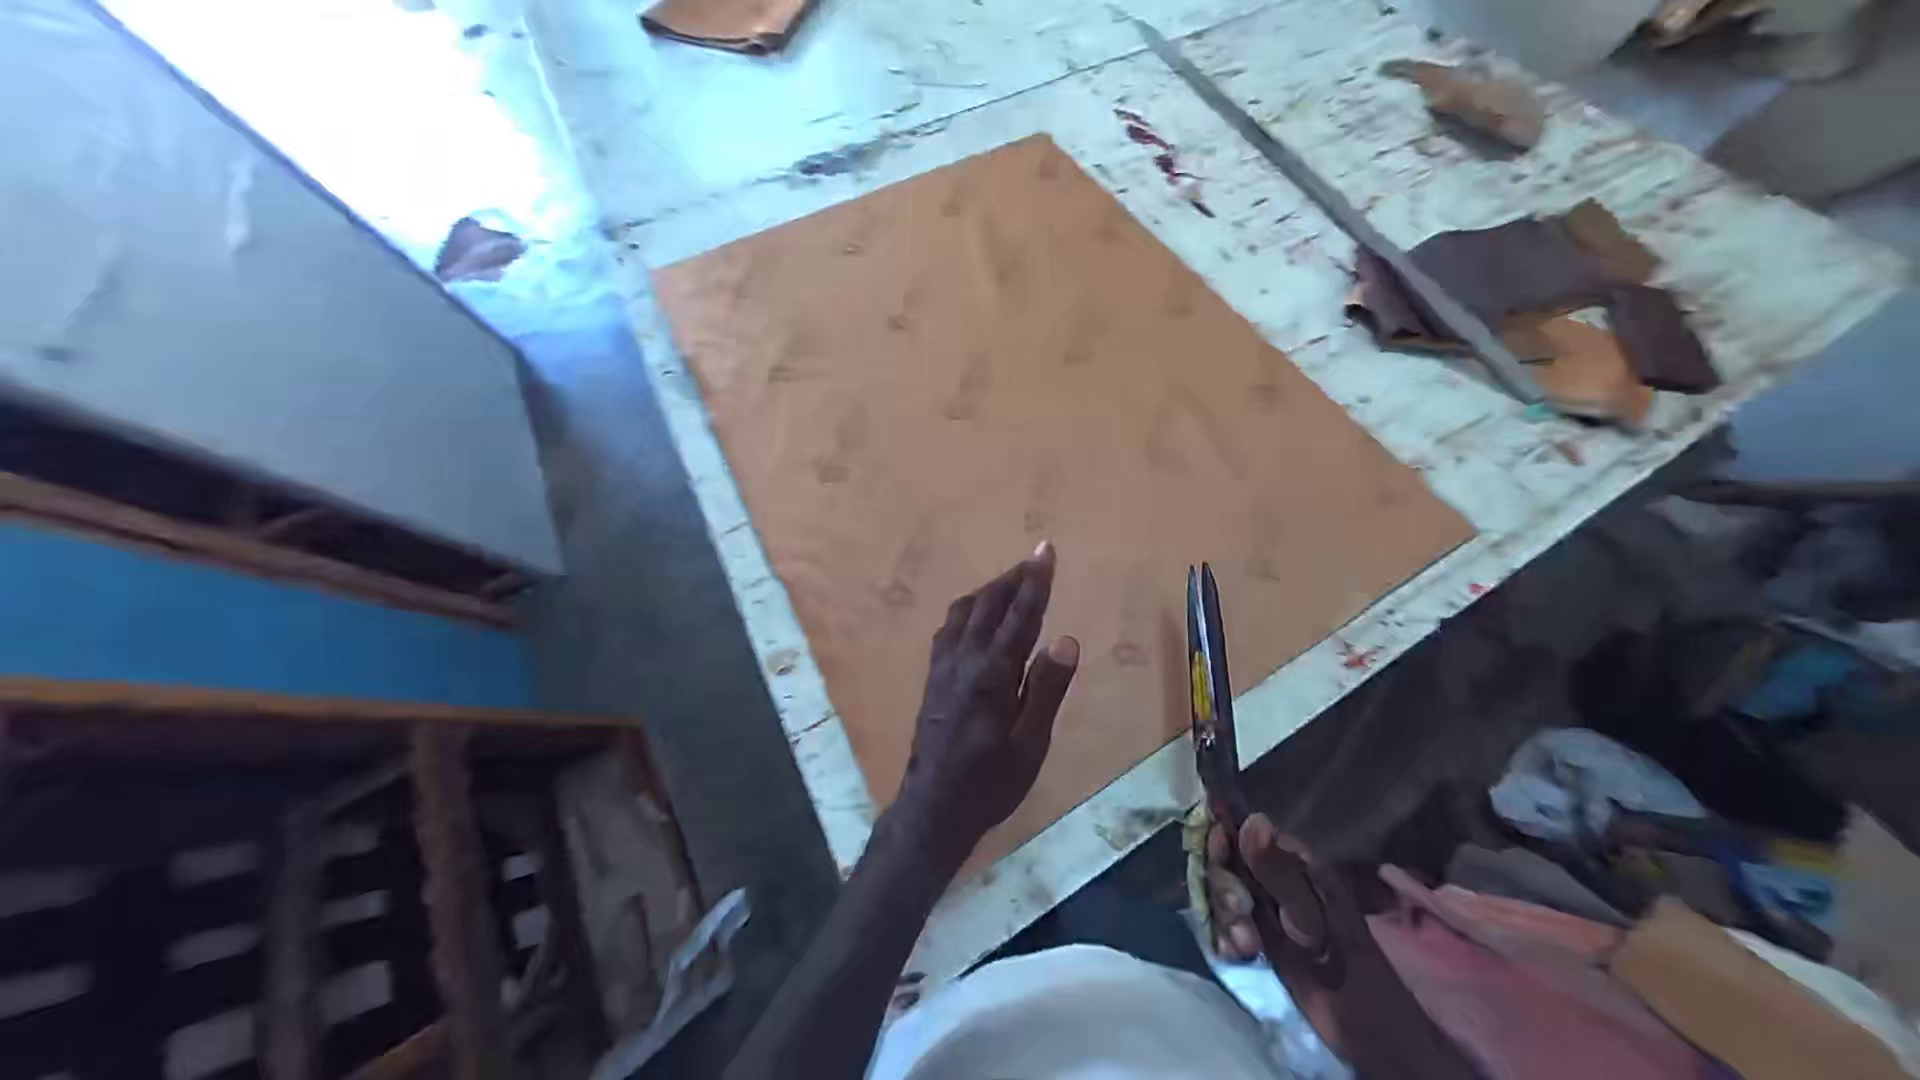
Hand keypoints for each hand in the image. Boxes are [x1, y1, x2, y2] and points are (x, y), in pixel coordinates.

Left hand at [891, 541, 1079, 868]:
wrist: (933, 806)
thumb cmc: (990, 782)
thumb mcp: (1030, 744)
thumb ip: (1046, 689)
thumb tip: (1065, 639)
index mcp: (992, 673)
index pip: (1019, 615)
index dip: (1035, 582)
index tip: (1045, 551)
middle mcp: (964, 659)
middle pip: (989, 605)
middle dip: (1013, 578)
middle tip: (1034, 559)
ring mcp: (943, 666)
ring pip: (964, 612)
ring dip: (989, 591)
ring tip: (1010, 582)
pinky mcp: (933, 677)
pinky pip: (949, 628)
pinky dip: (968, 609)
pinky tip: (974, 616)